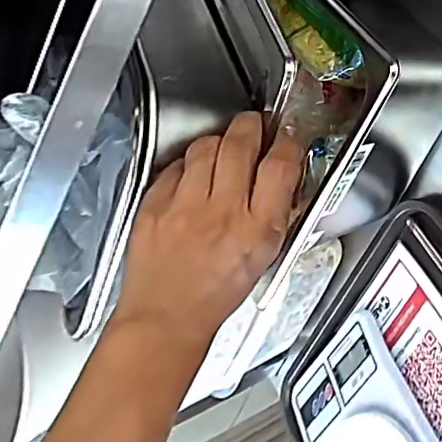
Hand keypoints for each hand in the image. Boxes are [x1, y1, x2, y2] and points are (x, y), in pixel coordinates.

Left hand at [111, 111, 303, 352]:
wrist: (166, 316)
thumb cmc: (219, 289)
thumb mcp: (268, 253)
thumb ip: (281, 210)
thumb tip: (289, 173)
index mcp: (258, 227)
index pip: (280, 165)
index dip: (288, 141)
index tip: (288, 137)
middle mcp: (222, 213)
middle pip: (240, 143)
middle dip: (252, 125)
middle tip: (256, 125)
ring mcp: (184, 208)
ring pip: (206, 147)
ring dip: (220, 140)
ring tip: (225, 148)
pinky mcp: (153, 207)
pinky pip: (176, 166)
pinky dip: (189, 163)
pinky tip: (196, 173)